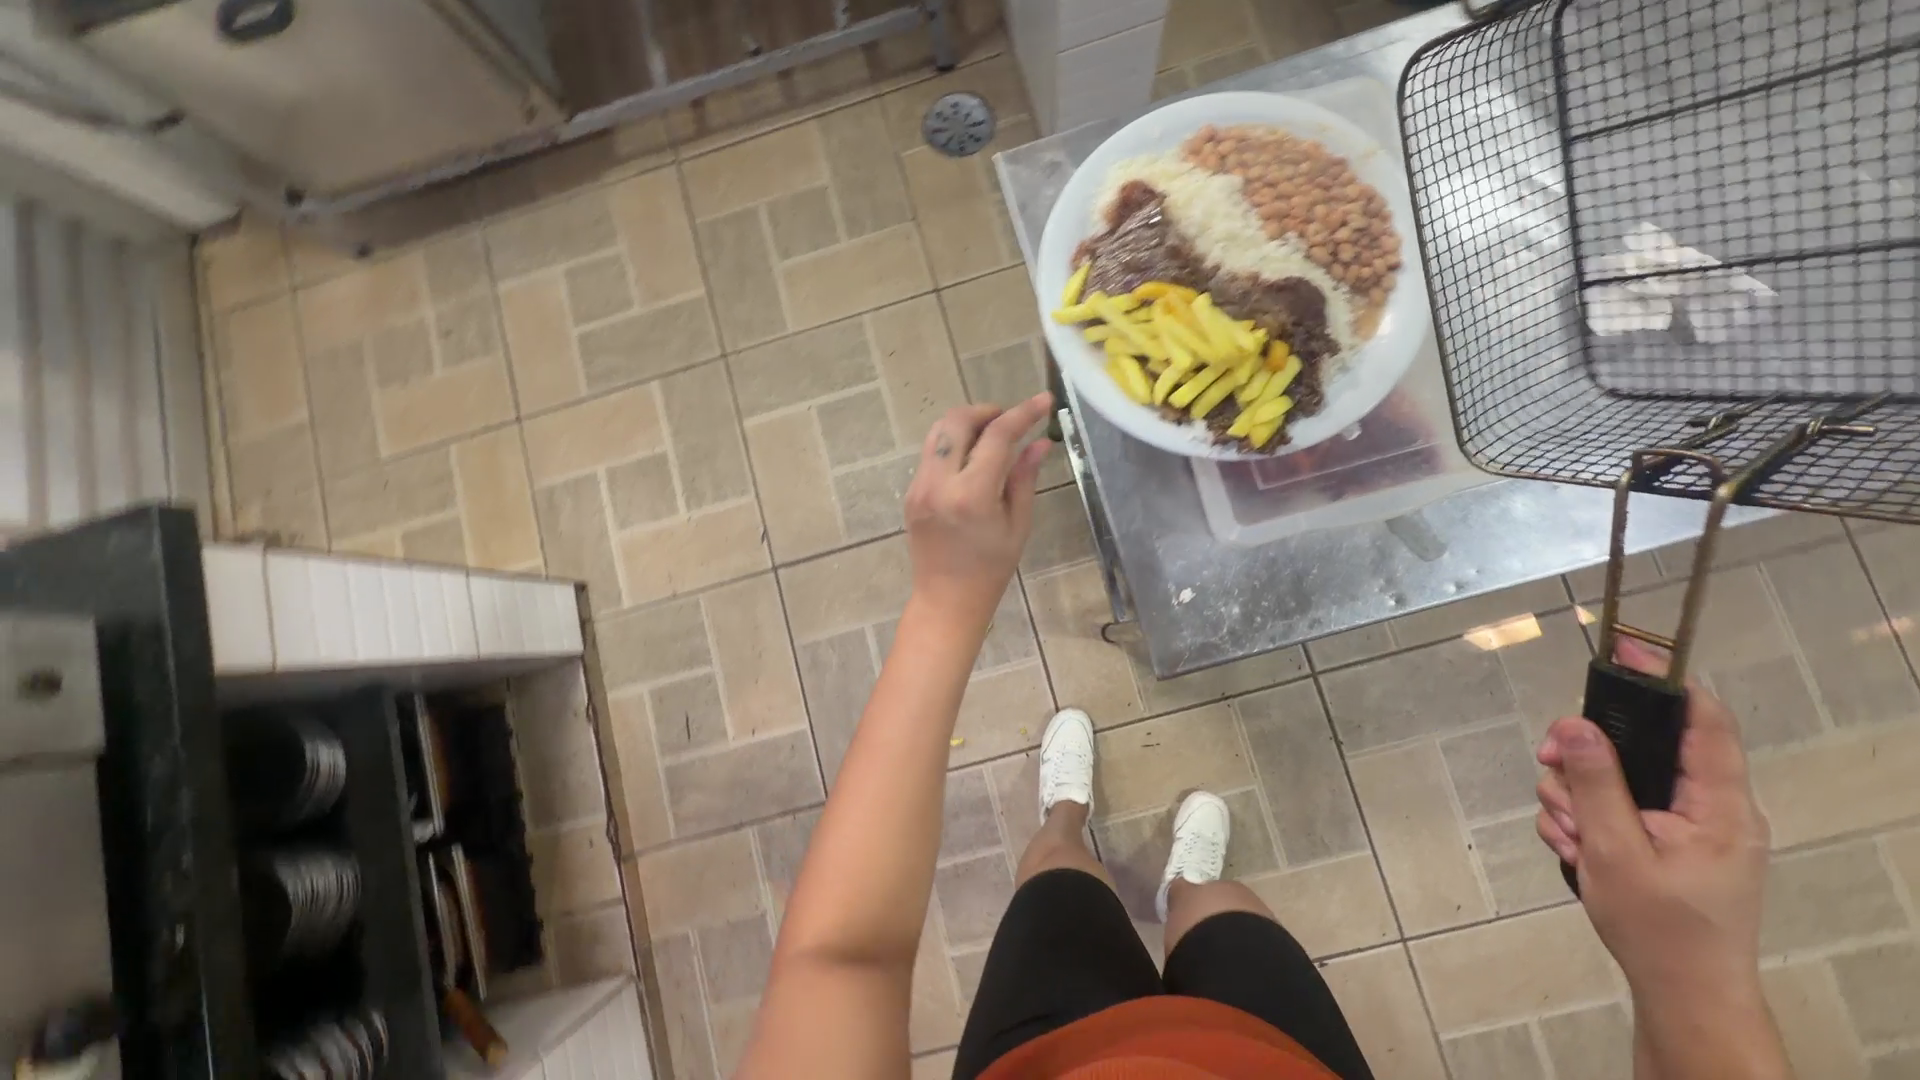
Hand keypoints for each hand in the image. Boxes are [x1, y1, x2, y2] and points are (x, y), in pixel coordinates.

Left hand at [902, 394, 1053, 627]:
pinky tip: (972, 460)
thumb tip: (1039, 442)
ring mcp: (919, 487)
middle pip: (957, 421)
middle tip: (1009, 420)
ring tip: (991, 435)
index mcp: (972, 495)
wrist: (946, 599)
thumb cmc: (991, 568)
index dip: (1022, 413)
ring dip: (966, 424)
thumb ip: (1024, 477)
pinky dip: (953, 445)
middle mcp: (939, 484)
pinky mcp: (910, 492)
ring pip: (938, 432)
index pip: (997, 437)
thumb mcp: (1017, 524)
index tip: (1043, 401)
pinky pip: (931, 454)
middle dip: (986, 411)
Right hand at [1535, 636, 1771, 1004]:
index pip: (1704, 723)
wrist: (1682, 995)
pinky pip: (1608, 811)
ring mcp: (1680, 827)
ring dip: (1574, 801)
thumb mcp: (1616, 851)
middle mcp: (1705, 808)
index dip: (1665, 683)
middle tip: (1550, 774)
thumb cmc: (1661, 926)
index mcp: (1719, 806)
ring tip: (1572, 841)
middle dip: (1582, 761)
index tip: (1621, 654)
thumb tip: (1573, 725)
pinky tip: (1575, 850)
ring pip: (1610, 782)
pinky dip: (1581, 824)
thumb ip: (1595, 784)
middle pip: (1635, 750)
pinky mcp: (1657, 843)